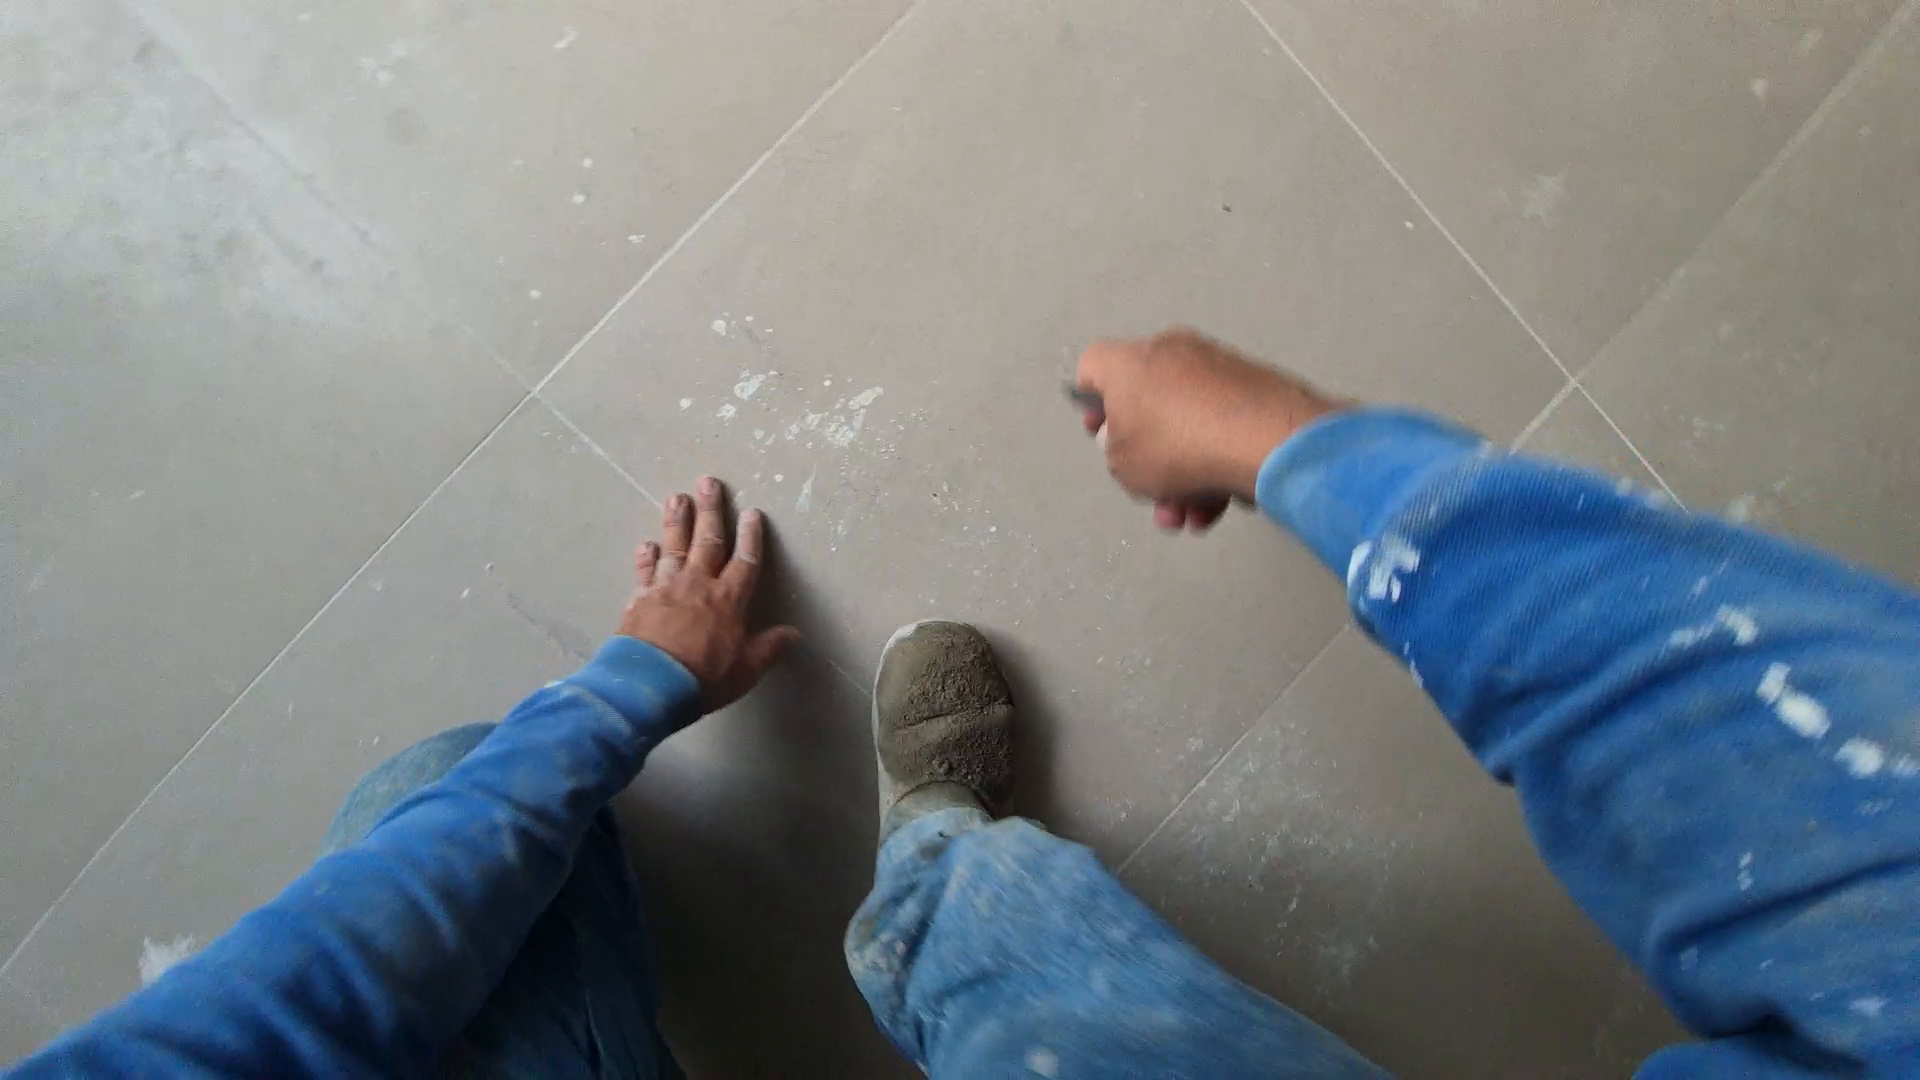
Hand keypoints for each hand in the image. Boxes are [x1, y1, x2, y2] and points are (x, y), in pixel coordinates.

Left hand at [618, 476, 800, 712]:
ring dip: (676, 521)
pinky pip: (645, 572)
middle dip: (711, 510)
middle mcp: (699, 585)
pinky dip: (646, 557)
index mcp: (730, 599)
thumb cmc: (703, 678)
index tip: (753, 513)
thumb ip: (769, 648)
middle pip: (708, 540)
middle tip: (708, 482)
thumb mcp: (746, 669)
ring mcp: (667, 588)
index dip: (751, 536)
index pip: (745, 560)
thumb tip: (793, 634)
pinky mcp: (640, 600)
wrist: (648, 686)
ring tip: (677, 497)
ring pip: (674, 546)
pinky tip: (646, 544)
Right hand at [1075, 328, 1345, 531]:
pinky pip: (1220, 427)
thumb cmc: (1175, 447)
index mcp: (1129, 362)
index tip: (1101, 432)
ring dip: (1182, 475)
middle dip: (1146, 453)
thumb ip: (1114, 449)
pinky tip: (1216, 506)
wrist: (1265, 439)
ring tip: (1188, 516)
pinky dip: (1214, 464)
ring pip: (1186, 424)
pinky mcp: (1255, 385)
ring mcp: (1218, 366)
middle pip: (1145, 402)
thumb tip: (1128, 436)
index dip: (1090, 400)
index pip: (1093, 366)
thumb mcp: (1121, 464)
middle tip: (1148, 486)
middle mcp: (1172, 352)